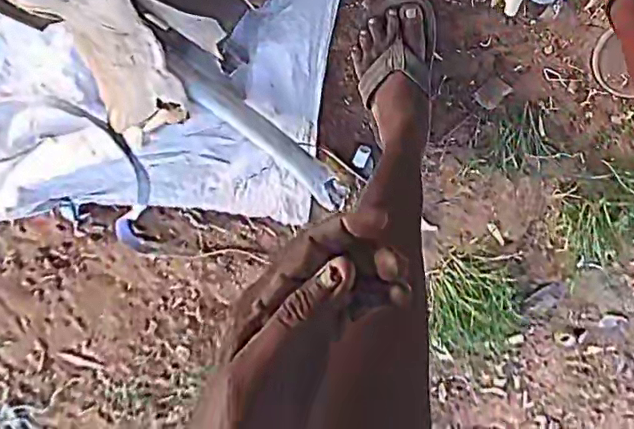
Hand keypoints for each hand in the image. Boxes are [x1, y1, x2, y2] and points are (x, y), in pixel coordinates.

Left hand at [191, 209, 410, 428]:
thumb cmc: (231, 422)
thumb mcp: (257, 367)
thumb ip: (297, 313)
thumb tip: (342, 265)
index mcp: (265, 296)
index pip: (310, 245)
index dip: (347, 227)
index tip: (381, 223)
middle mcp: (288, 295)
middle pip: (337, 254)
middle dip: (371, 251)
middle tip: (398, 266)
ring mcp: (307, 312)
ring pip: (352, 273)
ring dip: (380, 272)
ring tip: (402, 286)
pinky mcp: (322, 331)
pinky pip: (356, 299)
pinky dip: (380, 295)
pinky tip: (397, 300)